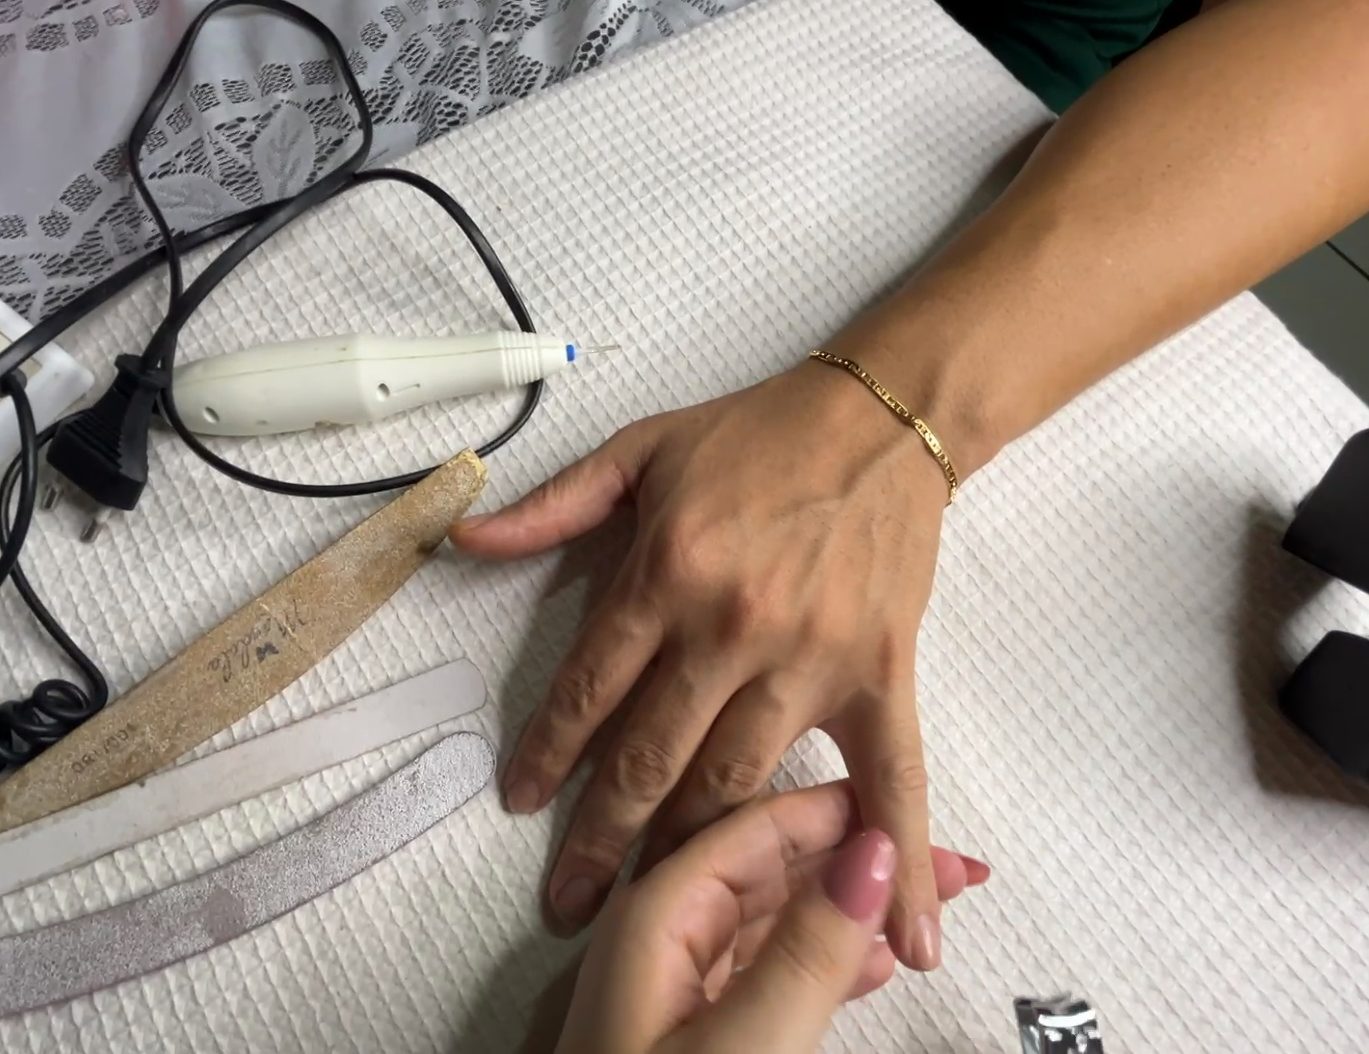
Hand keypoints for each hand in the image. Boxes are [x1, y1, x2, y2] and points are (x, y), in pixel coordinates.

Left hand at [452, 361, 952, 969]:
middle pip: (651, 757)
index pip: (588, 689)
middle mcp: (732, 629)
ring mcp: (810, 660)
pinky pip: (892, 778)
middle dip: (602, 835)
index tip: (521, 803)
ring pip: (737, 782)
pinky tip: (900, 946)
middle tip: (570, 899)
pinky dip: (893, 860)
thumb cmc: (753, 435)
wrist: (875, 421)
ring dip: (692, 852)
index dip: (548, 753)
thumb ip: (552, 505)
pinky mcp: (880, 674)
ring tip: (653, 906)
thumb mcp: (639, 450)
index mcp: (667, 573)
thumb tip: (467, 536)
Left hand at [555, 783, 988, 1053]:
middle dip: (861, 858)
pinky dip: (829, 958)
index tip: (916, 810)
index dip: (839, 813)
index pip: (760, 828)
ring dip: (855, 908)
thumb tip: (874, 851)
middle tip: (955, 866)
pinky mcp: (703, 1025)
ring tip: (934, 909)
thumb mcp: (743, 1050)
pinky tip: (876, 961)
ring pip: (783, 916)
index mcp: (662, 908)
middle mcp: (669, 927)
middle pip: (778, 866)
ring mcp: (685, 977)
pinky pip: (774, 967)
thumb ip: (806, 952)